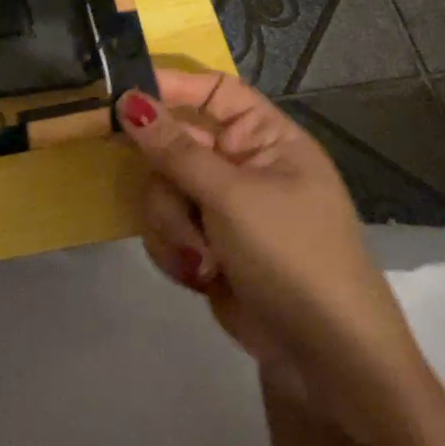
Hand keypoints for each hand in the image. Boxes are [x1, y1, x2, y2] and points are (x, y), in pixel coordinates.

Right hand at [124, 70, 444, 445]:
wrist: (325, 359)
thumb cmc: (292, 258)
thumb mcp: (231, 197)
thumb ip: (174, 148)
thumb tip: (128, 98)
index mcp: (268, 142)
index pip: (213, 91)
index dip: (171, 86)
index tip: (120, 92)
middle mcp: (243, 166)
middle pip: (173, 144)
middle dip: (167, 182)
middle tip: (174, 202)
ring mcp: (223, 207)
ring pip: (161, 189)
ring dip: (171, 225)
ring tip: (201, 258)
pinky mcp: (206, 242)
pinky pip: (165, 225)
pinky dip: (175, 249)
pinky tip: (200, 275)